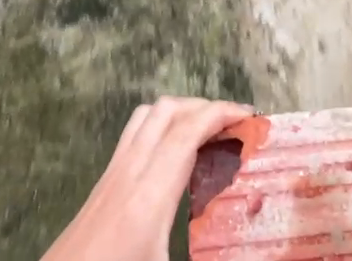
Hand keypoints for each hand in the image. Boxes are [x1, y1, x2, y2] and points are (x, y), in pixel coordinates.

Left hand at [40, 96, 253, 260]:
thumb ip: (207, 257)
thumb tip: (247, 252)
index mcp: (149, 197)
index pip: (187, 131)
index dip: (222, 114)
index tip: (250, 118)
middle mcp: (128, 174)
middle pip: (167, 111)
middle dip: (205, 107)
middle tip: (234, 126)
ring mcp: (110, 175)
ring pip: (146, 116)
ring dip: (181, 112)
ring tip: (207, 132)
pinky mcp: (100, 185)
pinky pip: (133, 135)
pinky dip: (161, 128)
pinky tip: (173, 157)